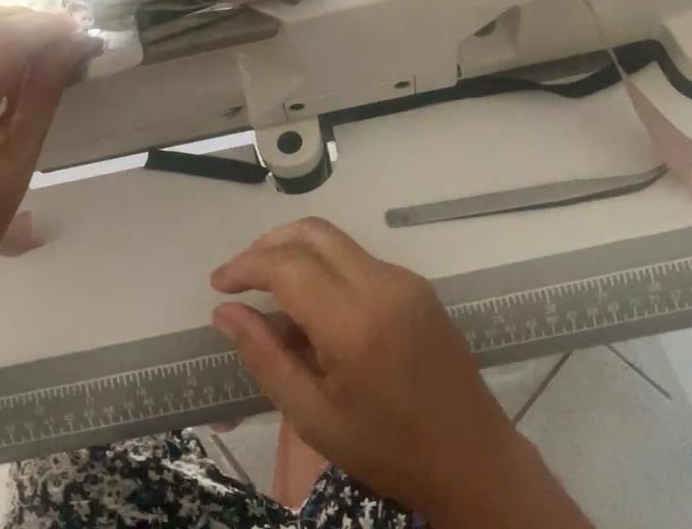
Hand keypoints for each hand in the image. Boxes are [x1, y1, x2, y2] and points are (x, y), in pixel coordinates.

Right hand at [209, 218, 541, 521]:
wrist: (472, 458)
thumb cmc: (387, 449)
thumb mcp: (313, 416)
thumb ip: (265, 357)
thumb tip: (225, 312)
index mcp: (354, 322)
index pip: (286, 266)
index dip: (245, 267)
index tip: (218, 285)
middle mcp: (382, 285)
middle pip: (312, 233)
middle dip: (267, 245)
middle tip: (239, 277)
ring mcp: (404, 281)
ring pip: (336, 242)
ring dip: (296, 255)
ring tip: (271, 301)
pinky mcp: (417, 286)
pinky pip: (359, 261)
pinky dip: (326, 271)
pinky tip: (314, 314)